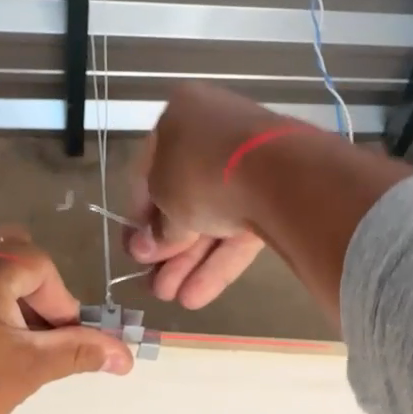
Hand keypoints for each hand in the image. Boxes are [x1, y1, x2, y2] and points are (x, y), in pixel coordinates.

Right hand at [127, 82, 305, 308]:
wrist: (278, 174)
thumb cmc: (202, 170)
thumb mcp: (165, 198)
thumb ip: (155, 226)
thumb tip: (146, 246)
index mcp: (182, 116)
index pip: (150, 170)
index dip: (139, 214)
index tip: (134, 248)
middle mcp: (217, 134)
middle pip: (184, 199)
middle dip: (167, 248)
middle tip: (151, 282)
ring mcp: (251, 166)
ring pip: (213, 219)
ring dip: (188, 262)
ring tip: (170, 298)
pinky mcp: (279, 197)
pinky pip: (240, 231)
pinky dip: (218, 262)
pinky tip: (196, 297)